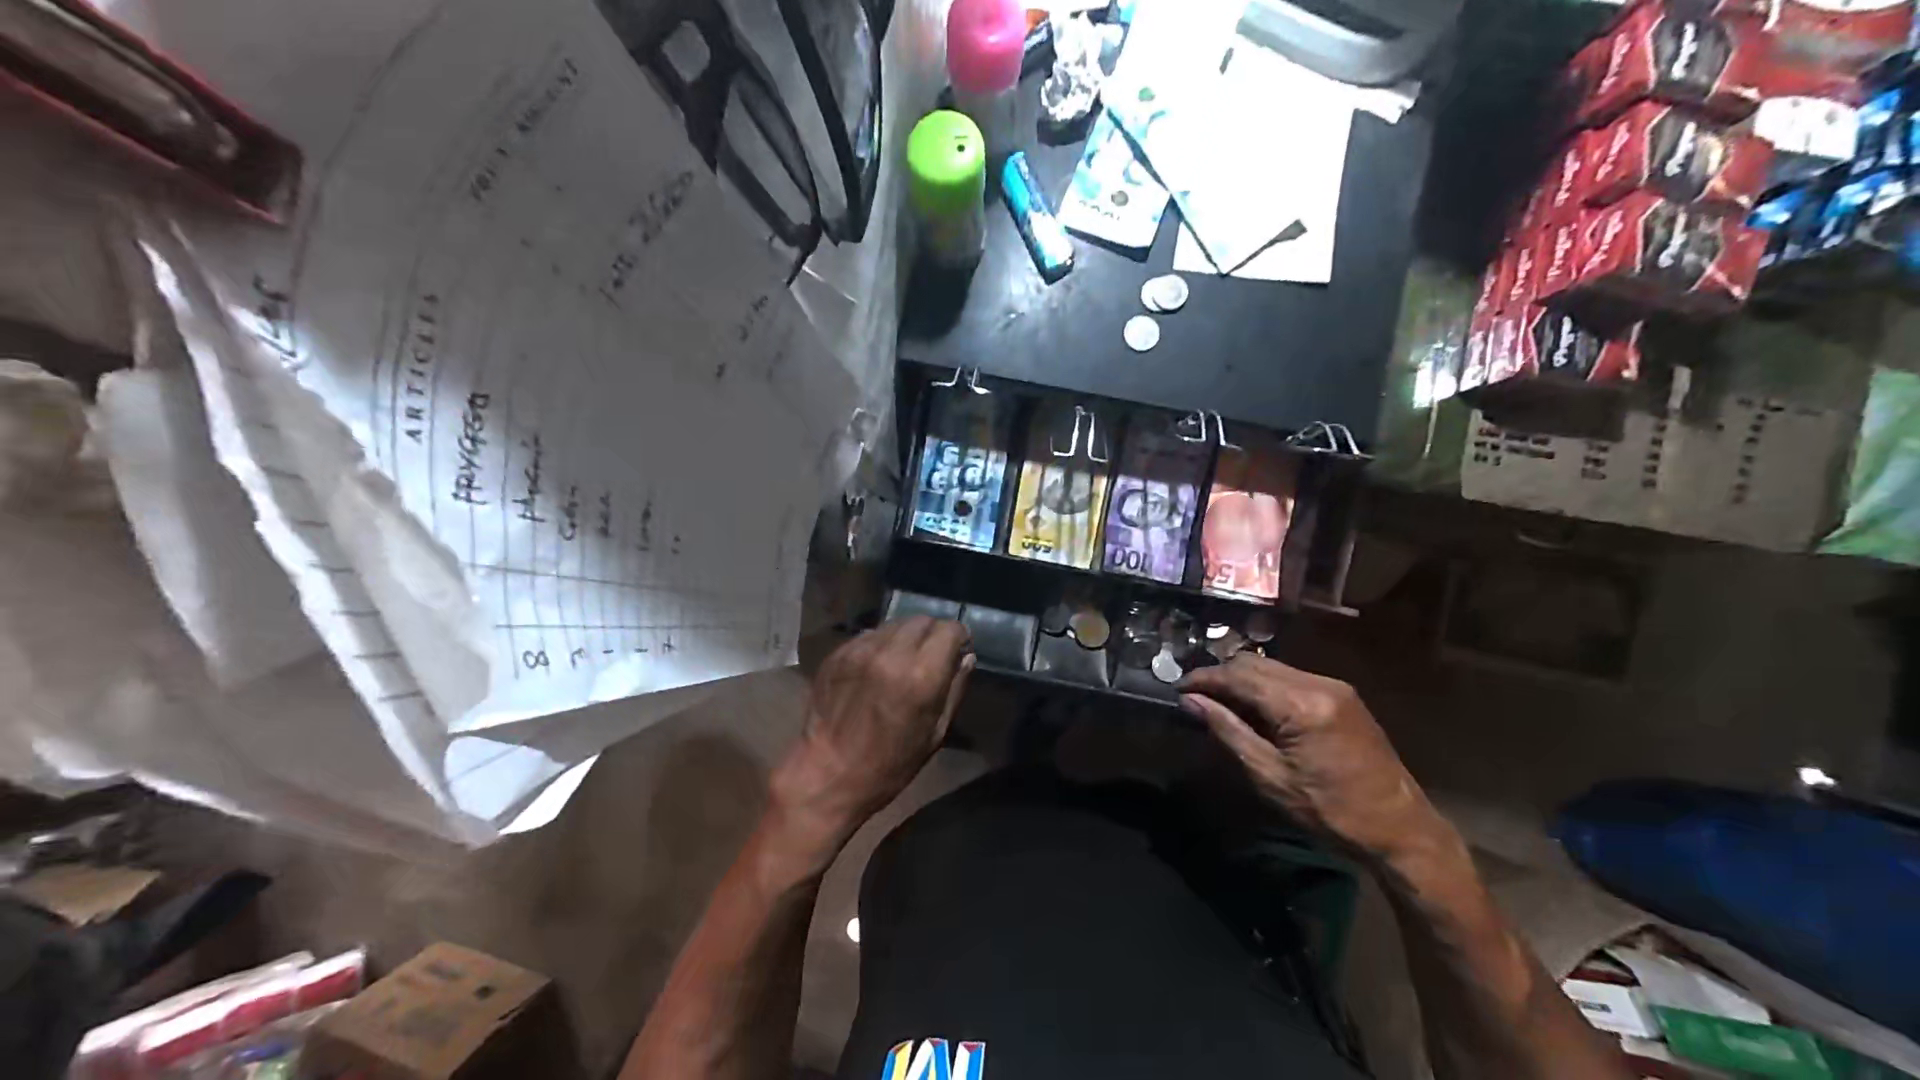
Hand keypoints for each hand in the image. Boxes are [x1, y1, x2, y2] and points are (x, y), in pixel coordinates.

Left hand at [769, 617, 974, 852]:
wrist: (827, 774)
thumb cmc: (890, 764)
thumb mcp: (935, 733)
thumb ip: (954, 688)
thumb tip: (967, 657)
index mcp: (921, 675)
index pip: (950, 629)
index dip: (958, 638)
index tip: (957, 651)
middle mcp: (891, 653)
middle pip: (922, 620)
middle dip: (933, 634)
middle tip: (931, 657)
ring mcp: (860, 650)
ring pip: (895, 624)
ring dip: (906, 637)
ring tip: (903, 662)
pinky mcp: (838, 653)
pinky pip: (869, 636)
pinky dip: (880, 645)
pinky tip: (877, 669)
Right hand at [1178, 653, 1444, 865]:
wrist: (1400, 829)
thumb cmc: (1329, 811)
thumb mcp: (1269, 776)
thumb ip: (1228, 731)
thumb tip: (1191, 701)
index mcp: (1300, 705)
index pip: (1238, 676)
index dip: (1203, 679)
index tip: (1178, 688)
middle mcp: (1318, 684)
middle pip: (1254, 663)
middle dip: (1221, 675)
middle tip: (1196, 697)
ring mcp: (1334, 687)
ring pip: (1273, 667)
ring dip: (1243, 679)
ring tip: (1221, 704)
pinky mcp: (1343, 696)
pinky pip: (1292, 678)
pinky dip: (1266, 686)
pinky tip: (1255, 709)